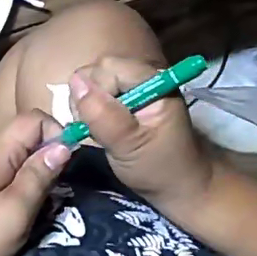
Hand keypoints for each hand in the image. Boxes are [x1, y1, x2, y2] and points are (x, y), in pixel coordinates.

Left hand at [0, 111, 69, 255]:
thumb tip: (65, 146)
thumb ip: (40, 175)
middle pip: (28, 133)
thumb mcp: (17, 208)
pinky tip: (25, 205)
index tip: (66, 166)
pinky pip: (11, 168)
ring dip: (39, 170)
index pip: (34, 117)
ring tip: (43, 200)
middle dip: (50, 153)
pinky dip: (24, 181)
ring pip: (22, 152)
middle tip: (57, 187)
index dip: (56, 134)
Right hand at [69, 56, 213, 213]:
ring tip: (98, 130)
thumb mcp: (129, 146)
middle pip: (98, 70)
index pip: (108, 68)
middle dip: (87, 98)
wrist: (181, 187)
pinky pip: (96, 92)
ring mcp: (133, 86)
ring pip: (93, 81)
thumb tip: (76, 82)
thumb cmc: (159, 168)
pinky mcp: (125, 97)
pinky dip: (90, 109)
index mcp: (153, 80)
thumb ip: (102, 114)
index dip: (96, 92)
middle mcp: (142, 76)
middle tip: (94, 129)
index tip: (97, 123)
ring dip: (87, 106)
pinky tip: (99, 128)